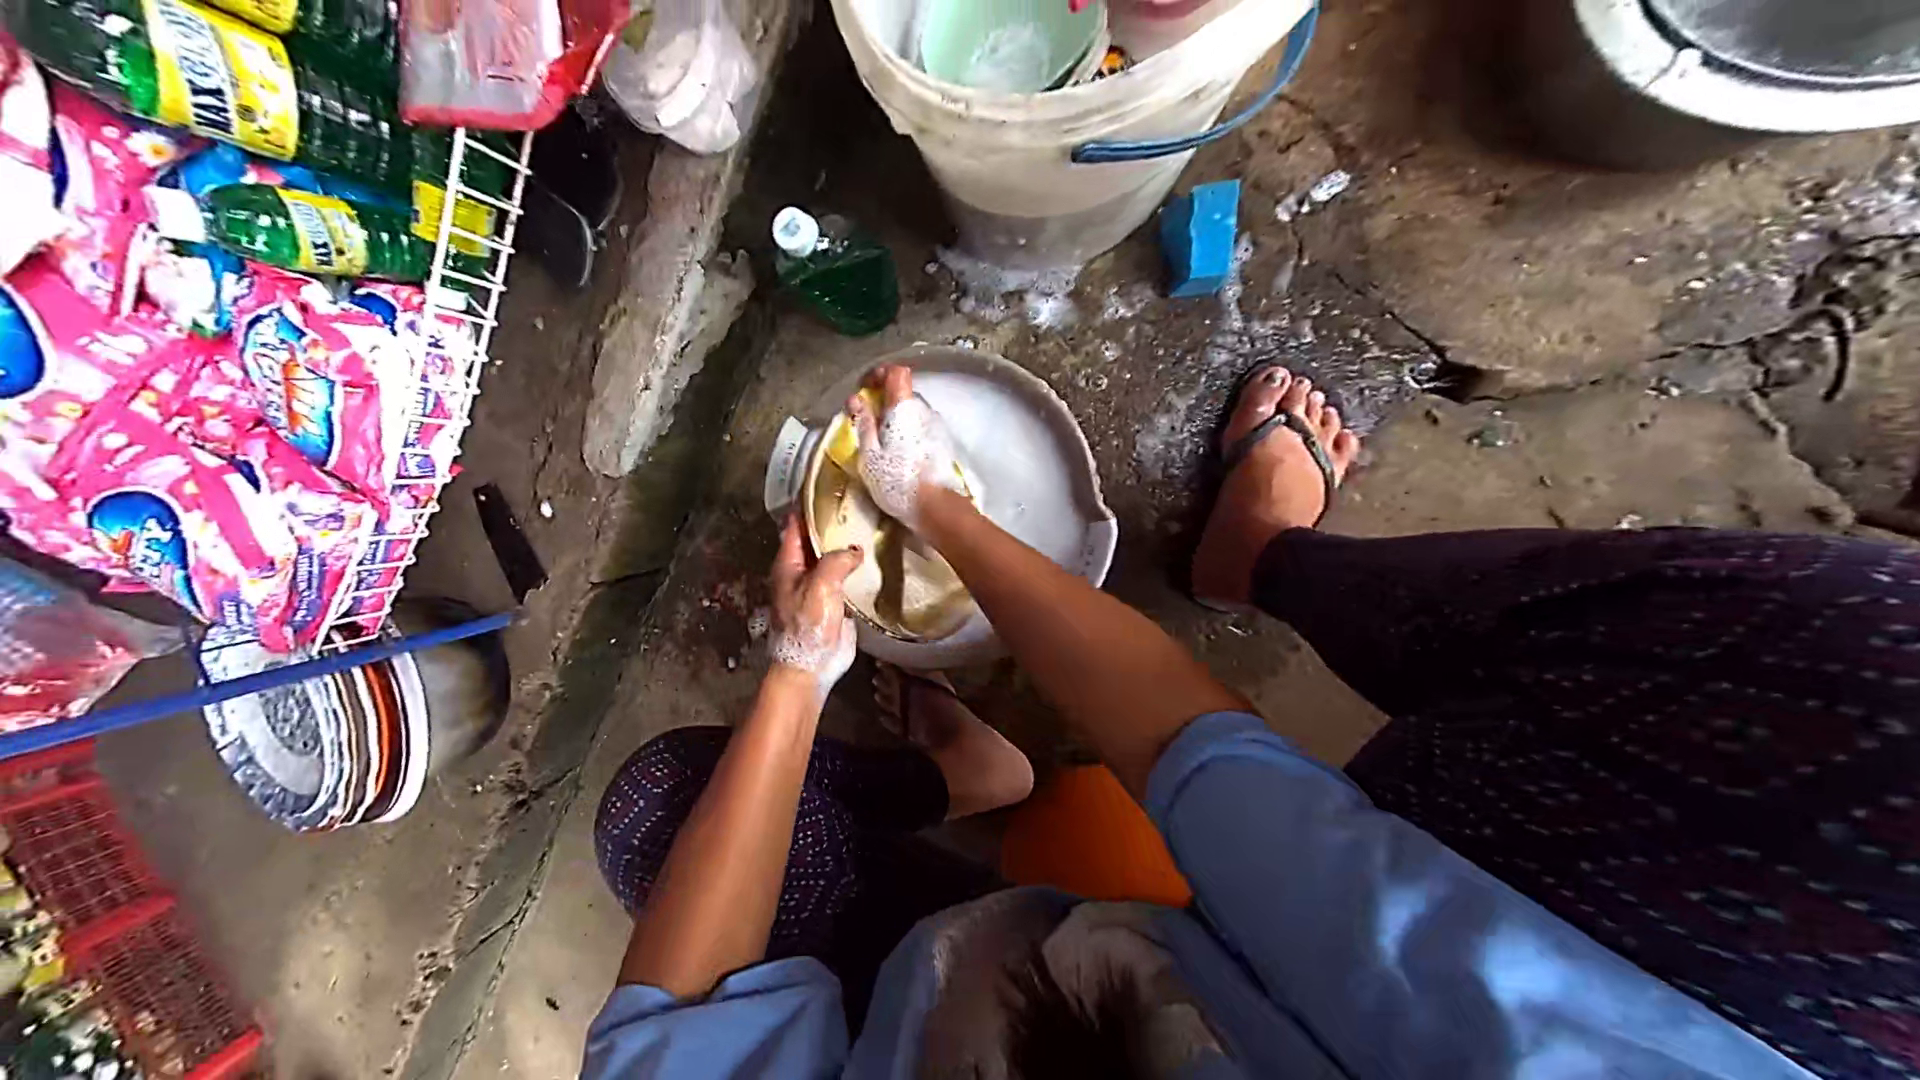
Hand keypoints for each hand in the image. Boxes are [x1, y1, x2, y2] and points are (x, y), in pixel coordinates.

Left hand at [768, 514, 862, 695]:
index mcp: (787, 564)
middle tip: (858, 504)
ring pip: (832, 558)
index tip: (827, 488)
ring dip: (846, 545)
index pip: (795, 525)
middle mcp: (800, 571)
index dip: (808, 506)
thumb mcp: (820, 584)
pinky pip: (845, 578)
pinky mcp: (834, 602)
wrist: (812, 665)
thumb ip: (837, 561)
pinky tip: (873, 558)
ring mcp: (817, 587)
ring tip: (870, 526)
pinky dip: (855, 567)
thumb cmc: (807, 624)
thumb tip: (855, 551)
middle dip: (832, 523)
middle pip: (816, 540)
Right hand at [847, 364, 965, 531]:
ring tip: (880, 443)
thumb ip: (864, 423)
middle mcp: (924, 411)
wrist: (936, 508)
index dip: (880, 374)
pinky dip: (906, 434)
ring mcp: (937, 427)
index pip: (897, 372)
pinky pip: (920, 429)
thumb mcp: (870, 454)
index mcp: (904, 408)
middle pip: (904, 393)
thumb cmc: (897, 481)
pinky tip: (897, 455)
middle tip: (866, 421)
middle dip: (884, 401)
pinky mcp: (942, 444)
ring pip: (912, 413)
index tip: (865, 389)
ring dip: (895, 420)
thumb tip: (857, 399)